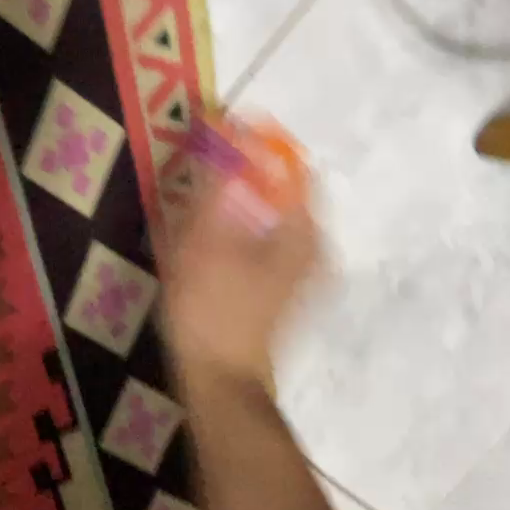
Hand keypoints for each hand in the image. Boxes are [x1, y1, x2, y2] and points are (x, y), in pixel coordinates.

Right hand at [162, 160, 319, 389]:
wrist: (221, 382)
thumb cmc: (210, 313)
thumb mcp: (204, 247)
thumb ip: (218, 193)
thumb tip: (231, 142)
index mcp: (301, 232)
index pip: (289, 165)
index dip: (257, 141)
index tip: (218, 128)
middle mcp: (312, 246)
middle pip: (282, 190)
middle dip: (243, 169)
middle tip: (202, 160)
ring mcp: (301, 270)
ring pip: (272, 215)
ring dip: (239, 198)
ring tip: (198, 195)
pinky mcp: (282, 288)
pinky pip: (265, 238)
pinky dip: (240, 224)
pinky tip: (208, 237)